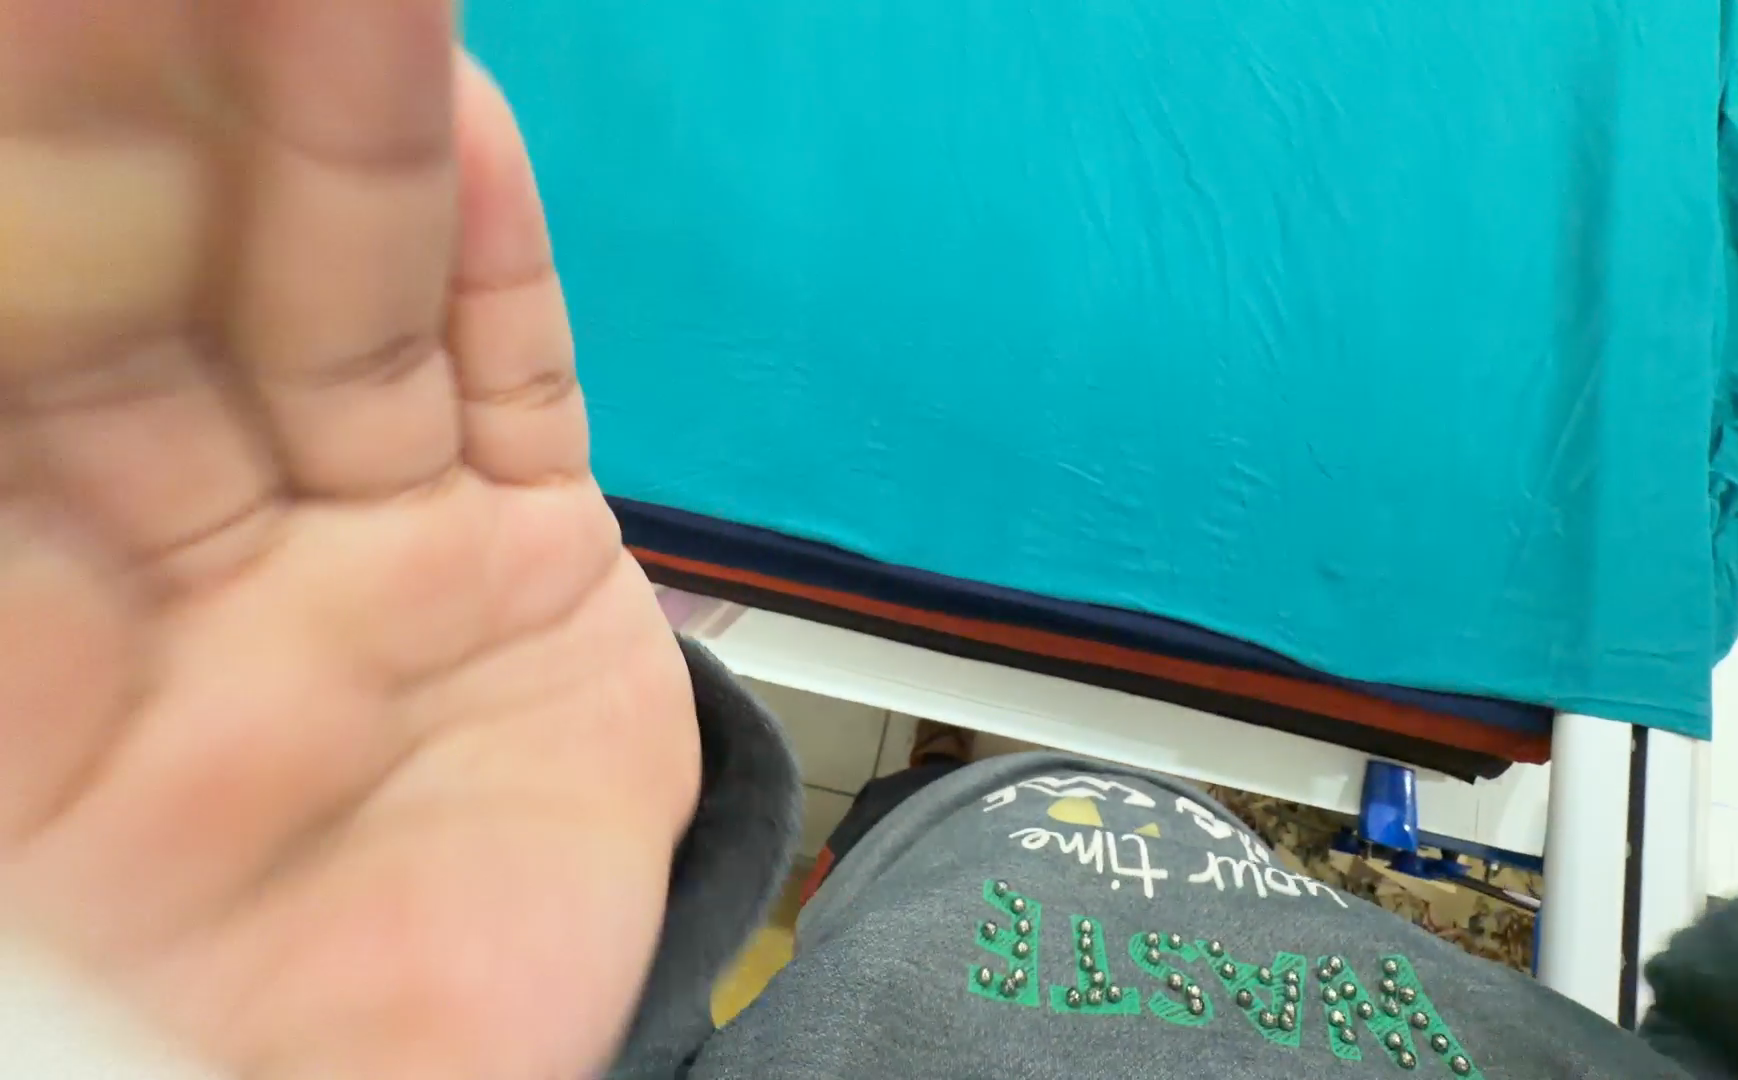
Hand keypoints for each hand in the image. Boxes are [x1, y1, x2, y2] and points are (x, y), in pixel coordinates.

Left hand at [0, 3, 700, 1077]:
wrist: (552, 1004)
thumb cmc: (403, 1044)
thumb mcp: (217, 1056)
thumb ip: (95, 965)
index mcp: (35, 734)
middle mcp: (194, 584)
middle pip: (113, 317)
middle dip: (102, 118)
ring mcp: (389, 537)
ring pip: (331, 312)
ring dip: (322, 140)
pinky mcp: (535, 525)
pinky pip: (503, 372)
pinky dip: (486, 260)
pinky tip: (463, 124)